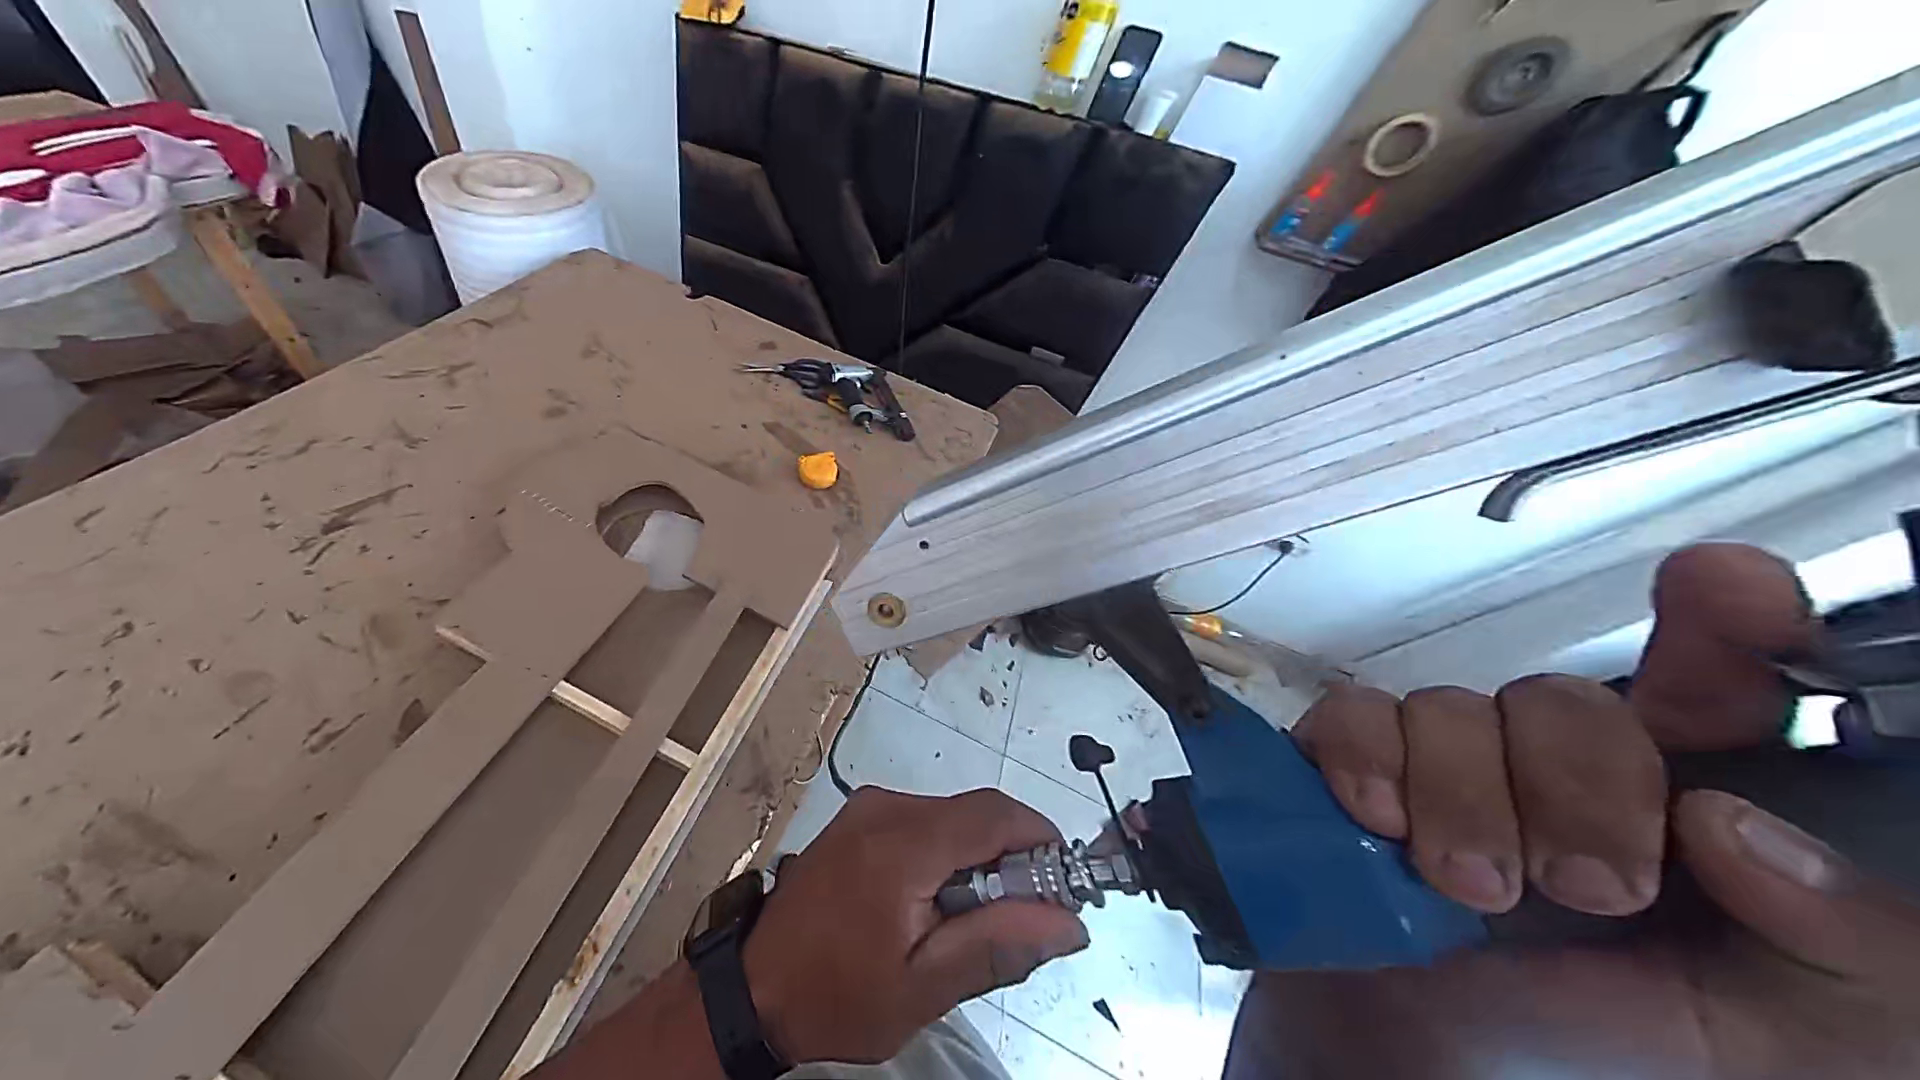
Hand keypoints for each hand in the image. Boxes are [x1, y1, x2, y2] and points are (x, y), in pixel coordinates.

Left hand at [743, 787, 1089, 1064]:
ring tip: (969, 914)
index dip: (1040, 840)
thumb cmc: (837, 996)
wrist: (754, 987)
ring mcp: (870, 807)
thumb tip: (1068, 923)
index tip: (1060, 883)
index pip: (996, 816)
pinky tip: (933, 897)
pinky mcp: (861, 815)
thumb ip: (999, 944)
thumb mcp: (924, 985)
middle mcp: (887, 808)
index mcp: (903, 844)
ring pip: (954, 814)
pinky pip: (926, 818)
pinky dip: (947, 849)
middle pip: (977, 812)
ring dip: (978, 855)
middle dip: (1011, 855)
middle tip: (1020, 910)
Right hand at [1233, 543, 1919, 1077]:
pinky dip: (1365, 761)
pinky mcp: (1345, 759)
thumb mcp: (1785, 1032)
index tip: (1714, 586)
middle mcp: (1547, 760)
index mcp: (1668, 799)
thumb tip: (1740, 831)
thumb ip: (1847, 949)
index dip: (1724, 621)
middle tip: (1583, 888)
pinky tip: (1376, 820)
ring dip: (1463, 800)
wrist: (1423, 1061)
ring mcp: (1436, 753)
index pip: (1710, 681)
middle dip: (1577, 789)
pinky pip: (1350, 716)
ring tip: (1464, 888)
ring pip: (1451, 707)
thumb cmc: (1604, 1049)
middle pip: (1563, 700)